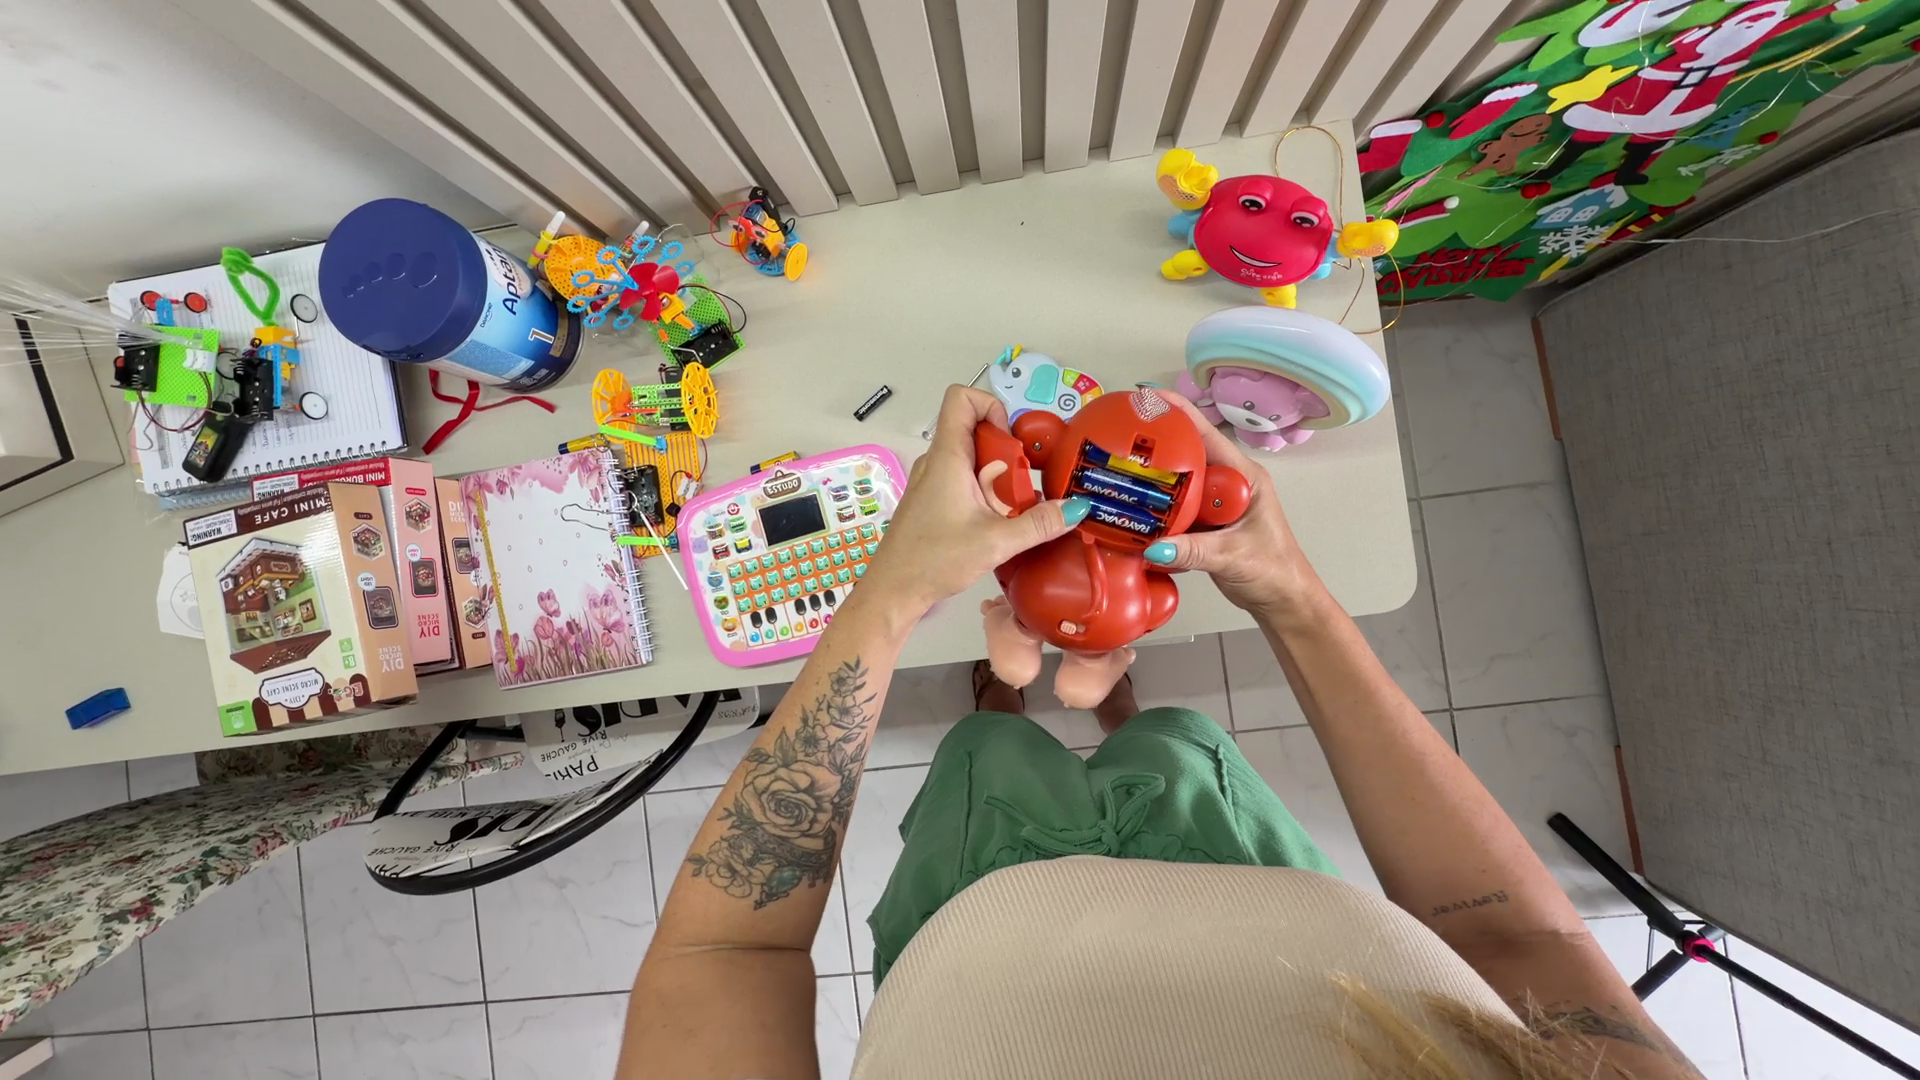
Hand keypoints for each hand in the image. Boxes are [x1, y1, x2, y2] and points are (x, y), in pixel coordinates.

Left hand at [862, 385, 1087, 617]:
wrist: (893, 589)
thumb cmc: (932, 561)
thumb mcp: (995, 542)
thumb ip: (1039, 523)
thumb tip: (1074, 507)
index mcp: (947, 457)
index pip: (962, 398)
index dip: (992, 407)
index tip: (1010, 442)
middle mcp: (937, 462)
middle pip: (976, 431)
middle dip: (1006, 453)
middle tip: (1020, 486)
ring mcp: (933, 480)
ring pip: (972, 459)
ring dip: (998, 477)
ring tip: (1009, 509)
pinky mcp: (933, 499)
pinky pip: (964, 480)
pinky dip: (985, 492)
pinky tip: (994, 522)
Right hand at [1141, 390, 1324, 622]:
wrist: (1281, 601)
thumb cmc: (1273, 571)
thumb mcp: (1234, 557)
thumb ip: (1195, 552)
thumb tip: (1152, 548)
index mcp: (1242, 477)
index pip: (1207, 436)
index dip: (1179, 414)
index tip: (1147, 399)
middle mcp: (1225, 483)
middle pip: (1186, 453)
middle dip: (1155, 441)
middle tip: (1118, 432)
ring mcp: (1212, 503)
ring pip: (1176, 481)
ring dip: (1150, 476)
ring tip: (1115, 465)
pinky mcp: (1200, 523)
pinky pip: (1172, 507)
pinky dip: (1151, 507)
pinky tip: (1127, 506)